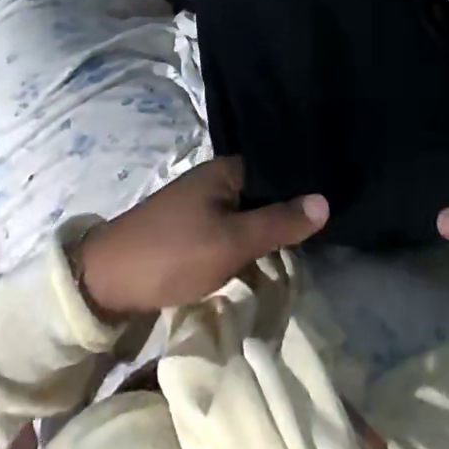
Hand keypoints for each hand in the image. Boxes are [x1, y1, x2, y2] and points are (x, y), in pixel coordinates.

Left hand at [71, 157, 328, 319]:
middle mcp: (213, 179)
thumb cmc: (175, 252)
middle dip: (289, 212)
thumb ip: (278, 222)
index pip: (277, 170)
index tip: (338, 206)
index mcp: (224, 170)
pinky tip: (268, 257)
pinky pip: (232, 228)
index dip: (303, 188)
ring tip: (306, 249)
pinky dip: (250, 241)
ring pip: (248, 213)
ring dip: (269, 230)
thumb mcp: (233, 241)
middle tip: (327, 236)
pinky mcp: (192, 228)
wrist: (110, 278)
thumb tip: (324, 200)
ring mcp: (201, 203)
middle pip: (263, 192)